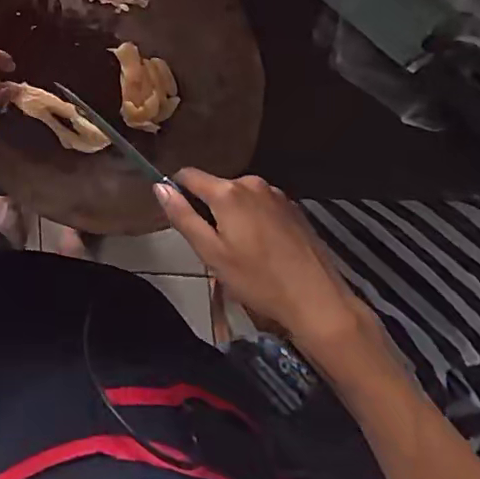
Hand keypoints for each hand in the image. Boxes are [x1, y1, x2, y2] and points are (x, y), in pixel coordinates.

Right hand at [155, 169, 370, 350]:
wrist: (319, 303)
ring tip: (240, 249)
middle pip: (215, 187)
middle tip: (213, 245)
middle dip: (207, 207)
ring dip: (231, 214)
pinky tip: (263, 248)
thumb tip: (159, 187)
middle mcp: (252, 183)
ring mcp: (276, 195)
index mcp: (227, 192)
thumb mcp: (210, 253)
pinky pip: (260, 205)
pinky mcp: (294, 209)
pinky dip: (253, 218)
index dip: (177, 191)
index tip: (181, 218)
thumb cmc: (258, 280)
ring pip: (238, 196)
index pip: (187, 175)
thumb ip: (182, 216)